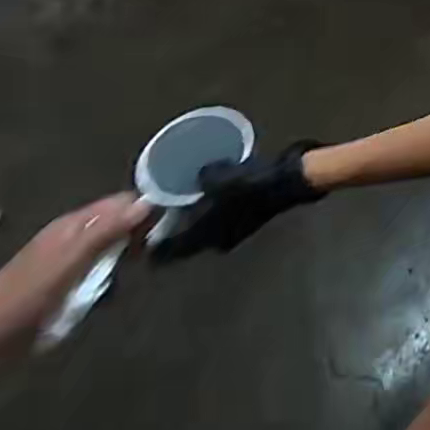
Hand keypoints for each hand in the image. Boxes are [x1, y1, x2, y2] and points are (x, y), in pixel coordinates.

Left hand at [0, 193, 150, 353]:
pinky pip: (98, 269)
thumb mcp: (69, 262)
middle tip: (149, 252)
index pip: (123, 201)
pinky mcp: (62, 283)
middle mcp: (71, 235)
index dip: (146, 207)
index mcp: (72, 223)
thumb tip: (150, 200)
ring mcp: (65, 260)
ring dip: (125, 256)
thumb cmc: (24, 301)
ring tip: (133, 271)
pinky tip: (111, 287)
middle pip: (119, 221)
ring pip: (110, 246)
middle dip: (138, 232)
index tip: (167, 224)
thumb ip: (108, 230)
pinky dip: (109, 274)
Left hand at [150, 139, 325, 262]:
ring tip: (184, 199)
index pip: (164, 253)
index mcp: (202, 235)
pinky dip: (211, 212)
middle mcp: (215, 242)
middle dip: (171, 228)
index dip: (147, 243)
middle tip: (159, 209)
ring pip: (202, 232)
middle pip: (183, 242)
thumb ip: (199, 179)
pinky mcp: (248, 221)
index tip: (136, 230)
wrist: (293, 181)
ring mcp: (234, 233)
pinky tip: (213, 195)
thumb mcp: (219, 176)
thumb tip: (191, 176)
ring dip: (192, 220)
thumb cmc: (253, 183)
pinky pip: (219, 222)